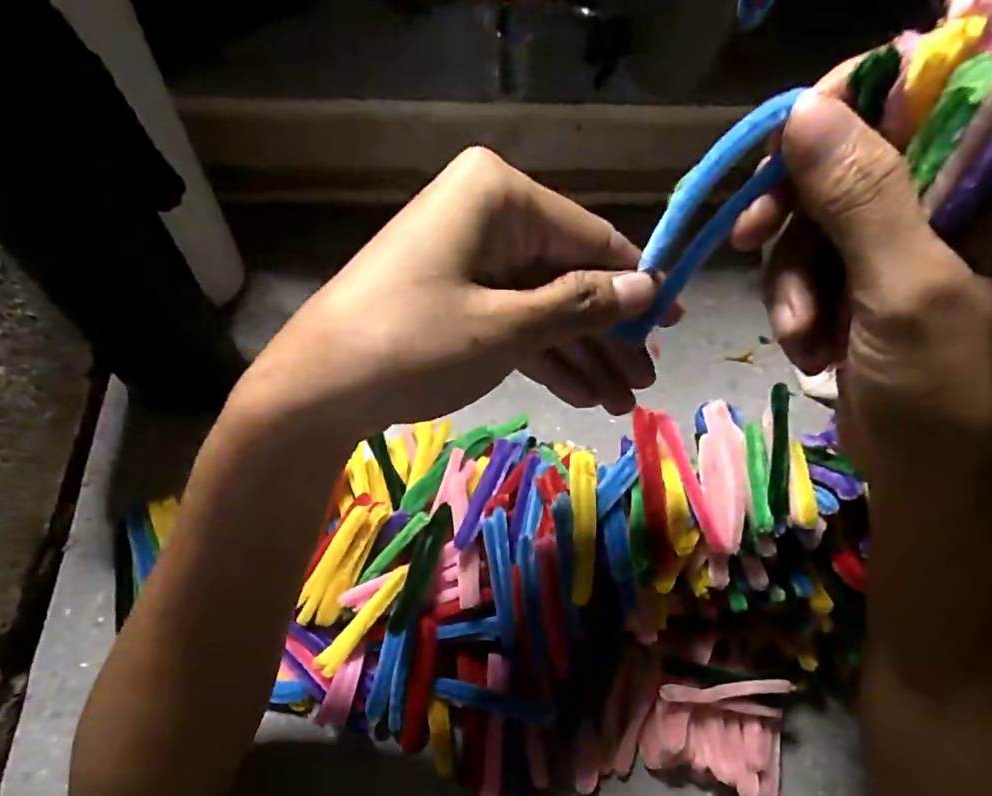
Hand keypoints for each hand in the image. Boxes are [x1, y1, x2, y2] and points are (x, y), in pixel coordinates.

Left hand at [247, 147, 676, 438]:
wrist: (318, 387)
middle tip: (645, 384)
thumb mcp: (506, 328)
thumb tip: (649, 288)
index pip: (589, 239)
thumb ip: (581, 306)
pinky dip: (543, 358)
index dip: (636, 285)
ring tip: (620, 403)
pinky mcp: (452, 300)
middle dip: (607, 335)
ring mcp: (466, 259)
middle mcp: (486, 216)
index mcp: (499, 196)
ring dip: (581, 356)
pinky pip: (512, 324)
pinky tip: (581, 394)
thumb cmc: (414, 344)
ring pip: (542, 307)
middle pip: (567, 277)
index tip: (673, 324)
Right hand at [730, 90, 991, 488]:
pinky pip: (823, 256)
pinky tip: (808, 346)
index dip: (862, 99)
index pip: (947, 72)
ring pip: (831, 208)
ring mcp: (934, 234)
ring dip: (796, 273)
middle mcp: (989, 183)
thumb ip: (861, 195)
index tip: (791, 145)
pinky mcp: (889, 277)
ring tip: (800, 334)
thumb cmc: (947, 393)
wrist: (936, 483)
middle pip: (871, 143)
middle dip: (805, 206)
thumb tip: (802, 110)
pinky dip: (803, 300)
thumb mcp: (907, 290)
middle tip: (749, 237)